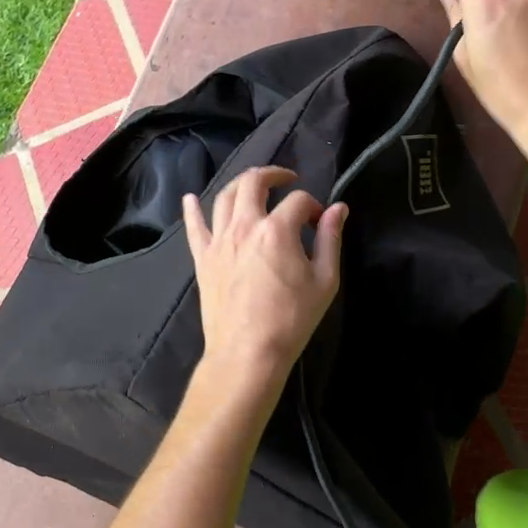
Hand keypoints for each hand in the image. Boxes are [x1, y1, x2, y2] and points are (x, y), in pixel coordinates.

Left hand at [182, 168, 346, 384]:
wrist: (248, 353)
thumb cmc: (292, 319)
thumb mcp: (324, 280)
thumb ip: (331, 239)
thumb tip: (338, 208)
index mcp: (277, 229)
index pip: (299, 200)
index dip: (314, 206)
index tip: (320, 222)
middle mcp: (245, 226)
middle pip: (254, 182)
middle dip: (274, 174)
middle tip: (287, 179)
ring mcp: (220, 240)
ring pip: (224, 197)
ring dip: (241, 184)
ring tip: (254, 185)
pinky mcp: (203, 258)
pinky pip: (194, 227)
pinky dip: (191, 210)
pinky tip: (189, 198)